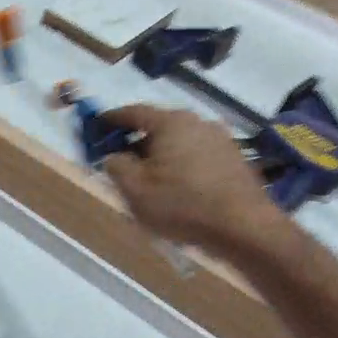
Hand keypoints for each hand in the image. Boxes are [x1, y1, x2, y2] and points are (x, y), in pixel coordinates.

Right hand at [100, 104, 285, 255]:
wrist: (241, 225)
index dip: (111, 118)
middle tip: (119, 158)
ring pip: (179, 140)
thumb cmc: (180, 204)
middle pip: (159, 125)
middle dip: (136, 139)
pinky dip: (179, 162)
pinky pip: (196, 153)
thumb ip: (116, 166)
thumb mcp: (134, 189)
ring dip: (159, 153)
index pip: (134, 112)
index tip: (96, 124)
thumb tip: (112, 155)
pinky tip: (174, 184)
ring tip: (147, 176)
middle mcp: (198, 122)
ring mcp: (220, 138)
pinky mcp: (233, 157)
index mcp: (171, 123)